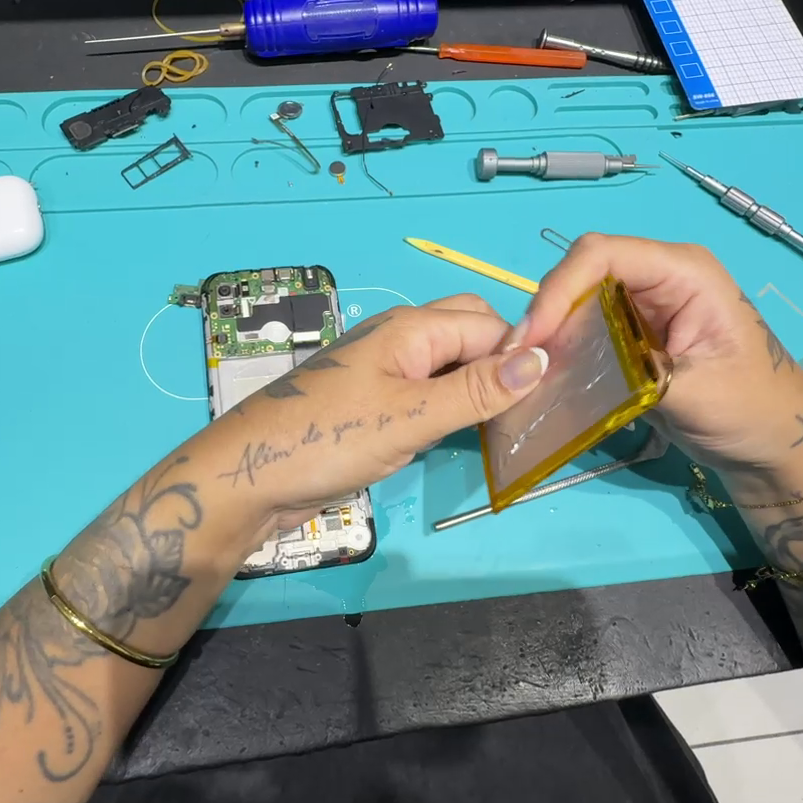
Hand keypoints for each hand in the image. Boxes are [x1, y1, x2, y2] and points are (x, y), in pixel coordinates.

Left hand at [195, 294, 547, 538]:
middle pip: (466, 333)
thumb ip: (477, 390)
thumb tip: (542, 360)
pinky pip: (423, 392)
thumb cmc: (331, 439)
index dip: (520, 354)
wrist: (250, 477)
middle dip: (499, 361)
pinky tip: (462, 433)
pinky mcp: (371, 403)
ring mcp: (382, 371)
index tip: (551, 395)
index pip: (487, 325)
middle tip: (527, 407)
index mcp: (411, 328)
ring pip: (446, 364)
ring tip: (509, 424)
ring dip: (475, 386)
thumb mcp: (412, 416)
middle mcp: (399, 340)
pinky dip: (448, 406)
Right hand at [518, 234, 802, 472]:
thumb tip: (565, 367)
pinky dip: (560, 345)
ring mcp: (643, 303)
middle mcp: (658, 276)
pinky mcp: (630, 331)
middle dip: (546, 310)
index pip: (602, 255)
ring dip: (549, 330)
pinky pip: (583, 325)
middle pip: (581, 271)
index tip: (532, 337)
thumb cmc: (754, 410)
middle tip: (520, 359)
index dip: (559, 289)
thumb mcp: (697, 393)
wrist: (775, 445)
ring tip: (526, 367)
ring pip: (576, 298)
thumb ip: (632, 373)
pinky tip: (547, 372)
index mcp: (683, 271)